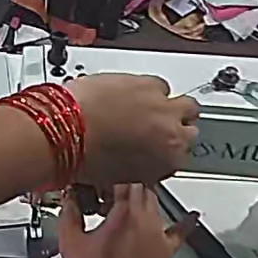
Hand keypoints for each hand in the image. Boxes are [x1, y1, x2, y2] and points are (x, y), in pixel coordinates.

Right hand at [58, 184, 196, 257]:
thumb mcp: (71, 246)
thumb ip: (69, 215)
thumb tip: (69, 200)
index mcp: (124, 213)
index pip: (120, 175)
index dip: (106, 172)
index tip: (95, 177)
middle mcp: (147, 219)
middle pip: (139, 185)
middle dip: (122, 183)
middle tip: (105, 189)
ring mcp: (159, 234)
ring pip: (154, 202)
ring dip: (140, 198)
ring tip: (122, 204)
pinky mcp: (167, 250)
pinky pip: (179, 230)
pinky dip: (184, 221)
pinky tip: (191, 215)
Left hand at [66, 74, 199, 185]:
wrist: (67, 129)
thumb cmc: (85, 155)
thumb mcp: (118, 175)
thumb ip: (140, 166)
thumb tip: (136, 161)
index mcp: (169, 159)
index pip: (182, 154)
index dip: (168, 149)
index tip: (157, 147)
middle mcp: (172, 131)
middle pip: (190, 124)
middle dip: (177, 124)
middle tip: (155, 126)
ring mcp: (162, 105)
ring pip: (182, 101)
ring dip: (166, 105)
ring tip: (143, 109)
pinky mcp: (147, 82)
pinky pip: (158, 85)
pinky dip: (147, 89)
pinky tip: (129, 95)